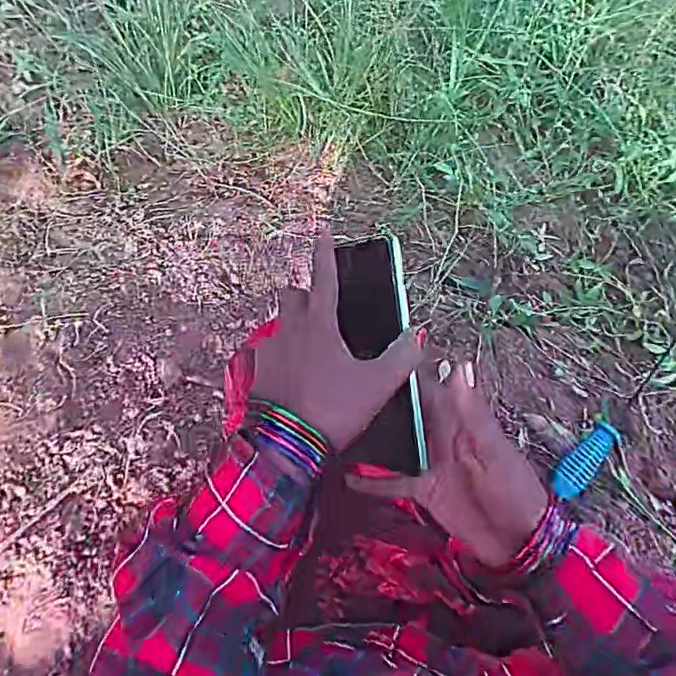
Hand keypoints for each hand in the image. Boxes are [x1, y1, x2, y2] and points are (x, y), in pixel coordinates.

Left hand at [248, 229, 424, 449]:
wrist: (287, 444)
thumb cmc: (332, 408)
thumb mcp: (376, 385)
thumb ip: (401, 358)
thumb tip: (417, 338)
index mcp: (319, 324)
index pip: (324, 278)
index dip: (325, 253)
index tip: (323, 231)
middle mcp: (291, 329)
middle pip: (293, 295)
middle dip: (305, 293)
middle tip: (322, 308)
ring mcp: (271, 348)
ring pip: (281, 323)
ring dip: (294, 326)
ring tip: (312, 347)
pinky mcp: (259, 369)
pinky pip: (271, 351)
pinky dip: (283, 354)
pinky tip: (295, 373)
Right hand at [346, 356, 548, 566]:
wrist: (520, 544)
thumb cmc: (513, 490)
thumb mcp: (492, 448)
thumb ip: (472, 410)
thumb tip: (460, 366)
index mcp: (459, 423)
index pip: (431, 389)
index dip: (408, 371)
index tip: (378, 349)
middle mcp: (440, 439)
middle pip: (408, 413)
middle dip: (381, 399)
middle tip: (344, 384)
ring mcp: (429, 464)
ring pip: (396, 442)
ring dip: (373, 435)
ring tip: (339, 422)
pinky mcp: (423, 491)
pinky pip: (392, 481)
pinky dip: (371, 480)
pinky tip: (347, 476)